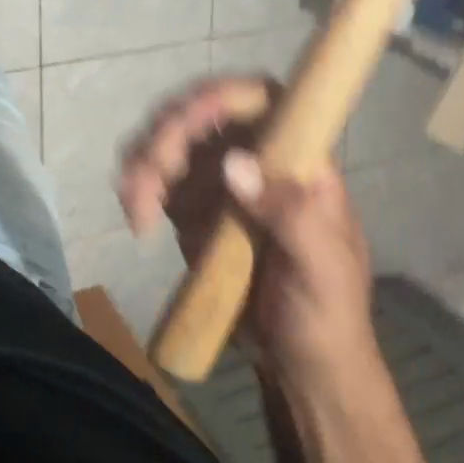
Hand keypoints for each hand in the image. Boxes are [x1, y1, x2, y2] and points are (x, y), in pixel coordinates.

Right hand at [119, 77, 375, 372]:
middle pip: (201, 113)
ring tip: (138, 205)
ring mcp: (217, 182)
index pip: (261, 98)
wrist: (300, 368)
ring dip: (143, 160)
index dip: (222, 94)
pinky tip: (138, 219)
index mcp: (296, 161)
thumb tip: (234, 162)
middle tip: (152, 172)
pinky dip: (135, 188)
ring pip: (168, 140)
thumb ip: (290, 215)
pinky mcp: (188, 208)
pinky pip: (153, 178)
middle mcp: (254, 159)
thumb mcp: (323, 270)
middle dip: (168, 132)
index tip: (189, 117)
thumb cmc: (327, 315)